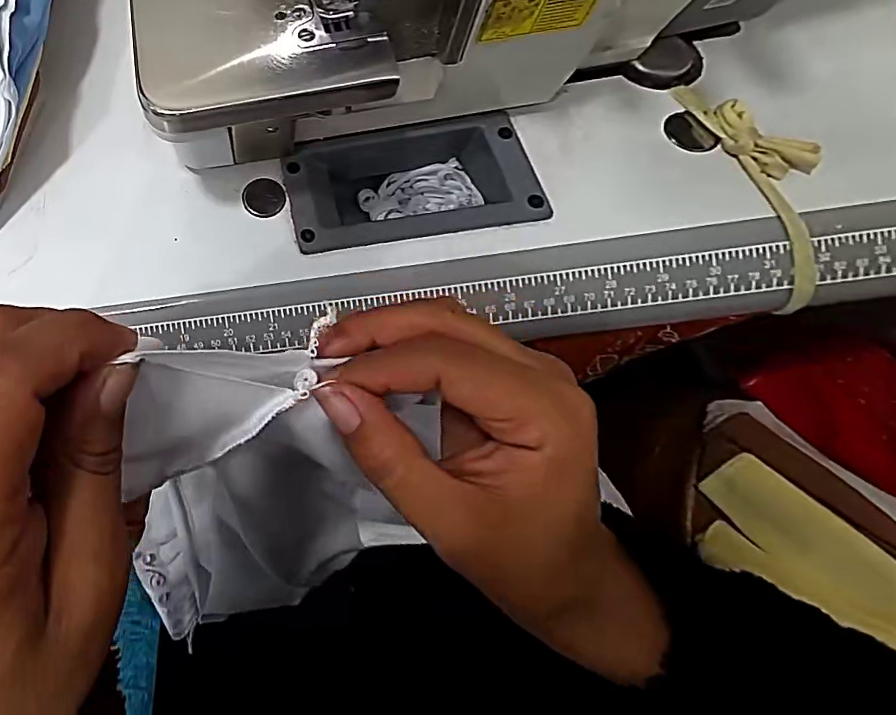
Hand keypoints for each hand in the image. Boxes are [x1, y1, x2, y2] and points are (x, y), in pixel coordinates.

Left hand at [0, 307, 141, 713]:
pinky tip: (58, 407)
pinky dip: (25, 367)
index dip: (72, 340)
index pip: (1, 376)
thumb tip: (111, 372)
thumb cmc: (25, 671)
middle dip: (62, 334)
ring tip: (91, 391)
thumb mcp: (92, 578)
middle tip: (115, 371)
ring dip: (45, 347)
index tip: (127, 356)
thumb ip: (96, 464)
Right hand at [313, 299, 668, 683]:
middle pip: (445, 321)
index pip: (446, 360)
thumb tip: (336, 398)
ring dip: (387, 329)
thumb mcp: (448, 523)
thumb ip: (388, 457)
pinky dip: (402, 341)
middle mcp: (542, 372)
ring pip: (445, 319)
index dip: (380, 365)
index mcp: (543, 410)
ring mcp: (528, 365)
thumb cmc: (523, 562)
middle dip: (377, 330)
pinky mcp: (508, 369)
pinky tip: (371, 358)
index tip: (329, 384)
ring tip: (340, 351)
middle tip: (324, 352)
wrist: (570, 576)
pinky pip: (448, 336)